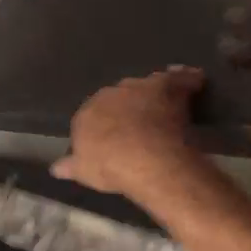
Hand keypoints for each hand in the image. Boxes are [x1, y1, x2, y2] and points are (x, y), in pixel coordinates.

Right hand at [52, 67, 207, 196]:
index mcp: (85, 113)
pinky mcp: (165, 87)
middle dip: (127, 105)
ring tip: (164, 99)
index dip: (106, 123)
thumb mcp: (84, 172)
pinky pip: (178, 79)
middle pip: (118, 96)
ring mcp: (137, 89)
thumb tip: (55, 168)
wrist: (142, 157)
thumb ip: (70, 166)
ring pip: (146, 84)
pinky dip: (186, 79)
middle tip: (140, 121)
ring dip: (153, 90)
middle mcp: (108, 94)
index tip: (115, 134)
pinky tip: (195, 78)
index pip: (93, 113)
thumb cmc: (110, 166)